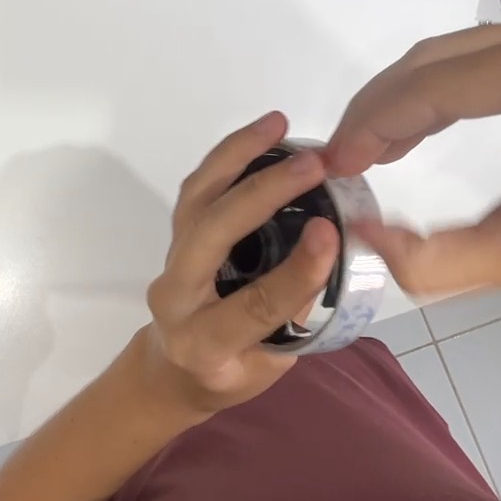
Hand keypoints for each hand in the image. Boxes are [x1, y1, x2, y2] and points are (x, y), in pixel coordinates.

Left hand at [139, 111, 340, 413]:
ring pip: (196, 198)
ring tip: (277, 125)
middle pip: (212, 233)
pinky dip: (227, 158)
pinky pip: (197, 190)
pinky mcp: (176, 236)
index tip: (331, 232)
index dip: (295, 271)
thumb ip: (294, 321)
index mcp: (204, 342)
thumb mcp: (268, 368)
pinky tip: (259, 136)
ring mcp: (170, 259)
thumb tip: (330, 258)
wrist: (171, 369)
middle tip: (312, 164)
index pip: (254, 304)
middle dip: (262, 194)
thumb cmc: (228, 375)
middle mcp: (176, 295)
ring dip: (237, 155)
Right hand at [324, 1, 500, 316]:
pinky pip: (485, 59)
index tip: (332, 165)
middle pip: (441, 59)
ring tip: (368, 150)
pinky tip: (417, 129)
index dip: (374, 125)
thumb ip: (437, 258)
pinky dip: (441, 94)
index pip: (441, 85)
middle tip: (340, 159)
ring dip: (404, 101)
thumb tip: (357, 235)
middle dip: (380, 110)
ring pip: (456, 55)